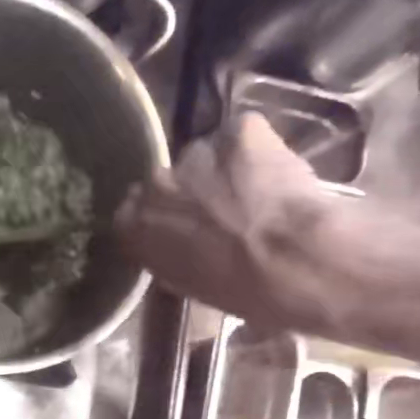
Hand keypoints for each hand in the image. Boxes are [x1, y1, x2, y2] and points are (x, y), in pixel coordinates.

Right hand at [116, 113, 345, 330]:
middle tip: (220, 209)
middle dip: (190, 190)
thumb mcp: (184, 282)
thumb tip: (175, 245)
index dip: (160, 216)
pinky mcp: (239, 130)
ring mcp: (196, 152)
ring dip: (225, 169)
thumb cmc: (234, 288)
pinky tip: (277, 173)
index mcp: (134, 226)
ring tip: (255, 192)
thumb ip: (168, 254)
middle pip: (168, 178)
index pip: (132, 212)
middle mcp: (155, 184)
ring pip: (208, 154)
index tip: (180, 226)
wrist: (287, 261)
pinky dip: (260, 150)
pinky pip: (244, 135)